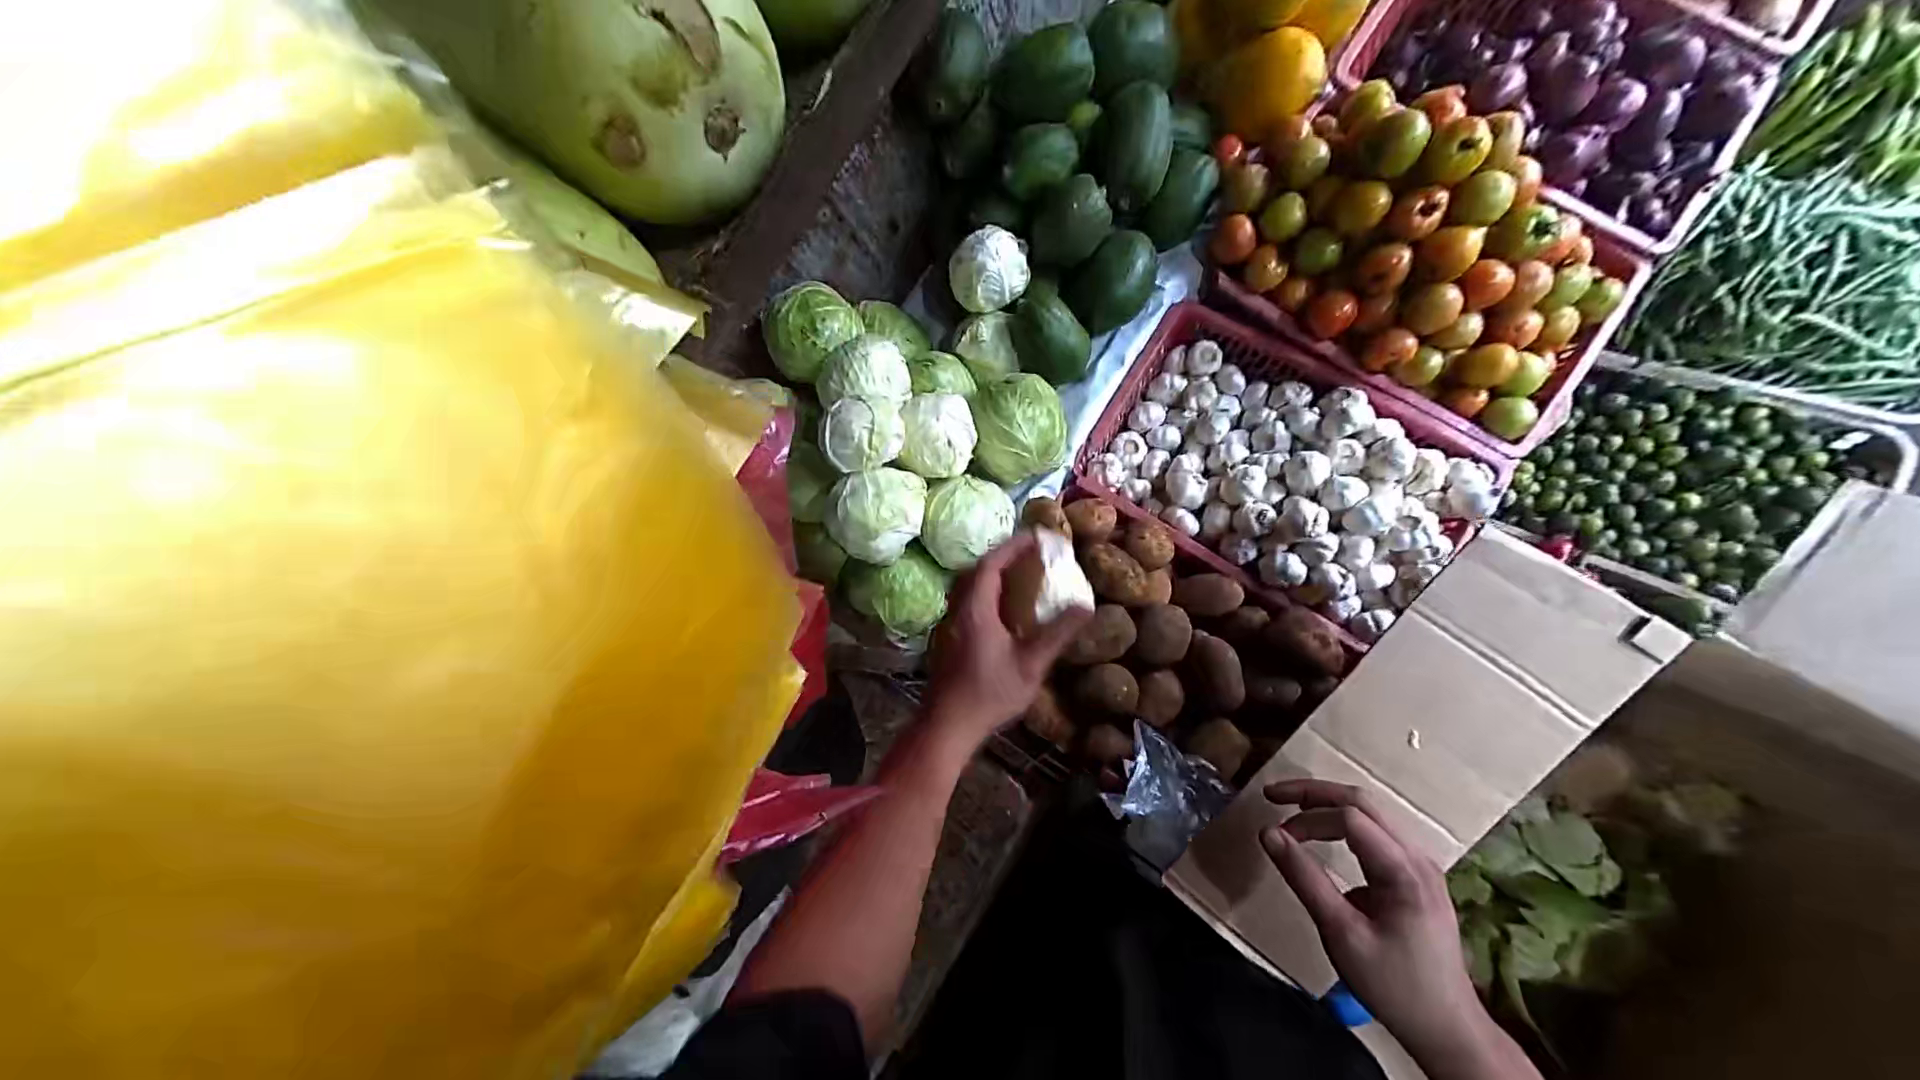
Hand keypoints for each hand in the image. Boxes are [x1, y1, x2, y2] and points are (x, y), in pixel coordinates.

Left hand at [925, 532, 1088, 749]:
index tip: (1036, 537)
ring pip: (970, 586)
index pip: (991, 564)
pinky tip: (1004, 606)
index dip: (1013, 546)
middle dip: (1004, 556)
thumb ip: (1057, 634)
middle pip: (978, 571)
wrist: (947, 725)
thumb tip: (1085, 606)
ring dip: (994, 573)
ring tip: (1021, 573)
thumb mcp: (1031, 666)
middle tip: (1031, 552)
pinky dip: (987, 591)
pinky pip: (969, 600)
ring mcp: (951, 624)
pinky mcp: (950, 637)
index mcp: (976, 610)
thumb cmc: (989, 694)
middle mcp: (959, 610)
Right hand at [1260, 780, 1534, 1079]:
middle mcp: (1418, 858)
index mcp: (1404, 871)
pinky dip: (1344, 822)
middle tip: (1273, 796)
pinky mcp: (1418, 876)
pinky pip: (1378, 831)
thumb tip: (1268, 833)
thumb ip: (1304, 878)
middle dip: (1314, 793)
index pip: (1348, 817)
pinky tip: (1324, 834)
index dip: (1306, 817)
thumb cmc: (1393, 985)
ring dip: (1329, 804)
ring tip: (1292, 809)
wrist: (1449, 1030)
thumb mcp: (1340, 933)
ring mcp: (1422, 865)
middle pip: (1362, 802)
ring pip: (1371, 812)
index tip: (1276, 834)